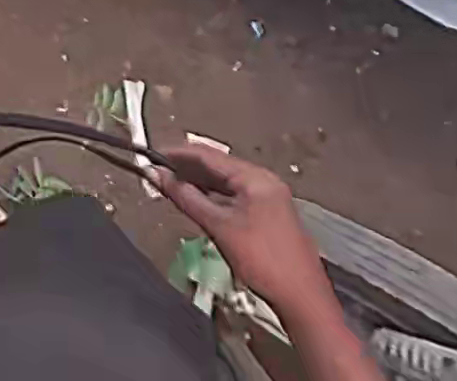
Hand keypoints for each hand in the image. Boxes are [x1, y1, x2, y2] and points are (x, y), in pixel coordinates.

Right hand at [150, 145, 335, 317]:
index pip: (208, 155)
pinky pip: (233, 195)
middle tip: (158, 173)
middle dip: (186, 168)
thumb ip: (185, 196)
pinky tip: (195, 201)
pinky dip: (212, 196)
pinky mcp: (268, 215)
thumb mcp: (218, 226)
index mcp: (256, 178)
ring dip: (197, 183)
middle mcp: (264, 182)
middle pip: (216, 166)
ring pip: (223, 182)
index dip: (177, 153)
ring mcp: (269, 198)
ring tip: (170, 186)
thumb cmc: (262, 260)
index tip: (151, 156)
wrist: (305, 303)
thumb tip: (155, 175)